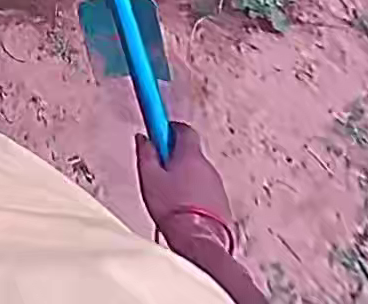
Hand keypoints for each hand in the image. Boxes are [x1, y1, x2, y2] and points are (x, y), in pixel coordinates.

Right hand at [135, 122, 233, 242]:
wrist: (199, 241)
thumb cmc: (173, 207)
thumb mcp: (148, 174)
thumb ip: (146, 152)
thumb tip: (144, 139)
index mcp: (190, 155)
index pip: (183, 129)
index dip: (168, 127)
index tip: (157, 126)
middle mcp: (208, 167)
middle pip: (190, 150)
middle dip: (174, 153)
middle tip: (158, 164)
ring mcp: (218, 187)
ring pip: (198, 170)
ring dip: (184, 173)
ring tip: (168, 188)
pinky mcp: (223, 204)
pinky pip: (205, 188)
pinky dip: (194, 190)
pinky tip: (181, 202)